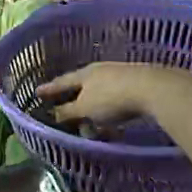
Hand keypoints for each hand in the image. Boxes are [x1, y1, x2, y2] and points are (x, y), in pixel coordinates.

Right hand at [35, 62, 187, 124]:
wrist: (154, 90)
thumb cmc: (112, 99)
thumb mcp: (85, 109)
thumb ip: (67, 112)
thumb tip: (53, 114)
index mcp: (85, 73)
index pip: (62, 82)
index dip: (50, 89)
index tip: (37, 91)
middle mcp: (101, 71)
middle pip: (82, 85)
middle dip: (73, 98)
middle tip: (64, 108)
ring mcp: (121, 76)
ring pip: (100, 92)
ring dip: (92, 107)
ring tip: (89, 121)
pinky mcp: (137, 84)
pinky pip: (115, 98)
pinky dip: (108, 109)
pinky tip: (111, 120)